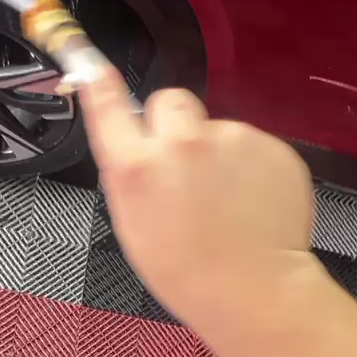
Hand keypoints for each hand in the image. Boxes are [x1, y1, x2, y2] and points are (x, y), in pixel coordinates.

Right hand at [78, 68, 319, 325]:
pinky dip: (248, 167)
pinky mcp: (268, 145)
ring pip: (213, 128)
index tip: (89, 65)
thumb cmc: (189, 273)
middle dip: (172, 125)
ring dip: (215, 153)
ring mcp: (229, 139)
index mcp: (136, 168)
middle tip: (183, 169)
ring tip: (222, 203)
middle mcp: (180, 143)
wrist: (252, 291)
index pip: (105, 100)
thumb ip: (129, 176)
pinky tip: (247, 203)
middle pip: (168, 100)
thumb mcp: (133, 227)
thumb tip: (131, 145)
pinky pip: (250, 144)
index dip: (96, 79)